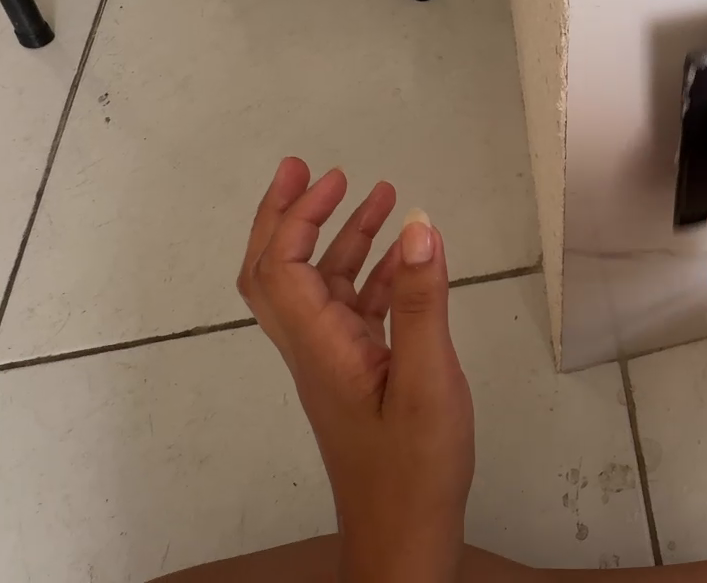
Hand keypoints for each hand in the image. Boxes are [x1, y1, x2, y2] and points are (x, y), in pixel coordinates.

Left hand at [237, 158, 472, 582]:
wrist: (407, 536)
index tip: (322, 174)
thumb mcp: (428, 378)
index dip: (292, 217)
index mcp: (320, 349)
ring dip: (342, 238)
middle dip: (291, 216)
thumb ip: (420, 301)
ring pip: (321, 288)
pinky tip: (405, 259)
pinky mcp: (359, 373)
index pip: (281, 270)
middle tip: (316, 170)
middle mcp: (315, 350)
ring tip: (381, 196)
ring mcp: (336, 363)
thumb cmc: (416, 464)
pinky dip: (372, 273)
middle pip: (279, 274)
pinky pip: (354, 309)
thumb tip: (419, 225)